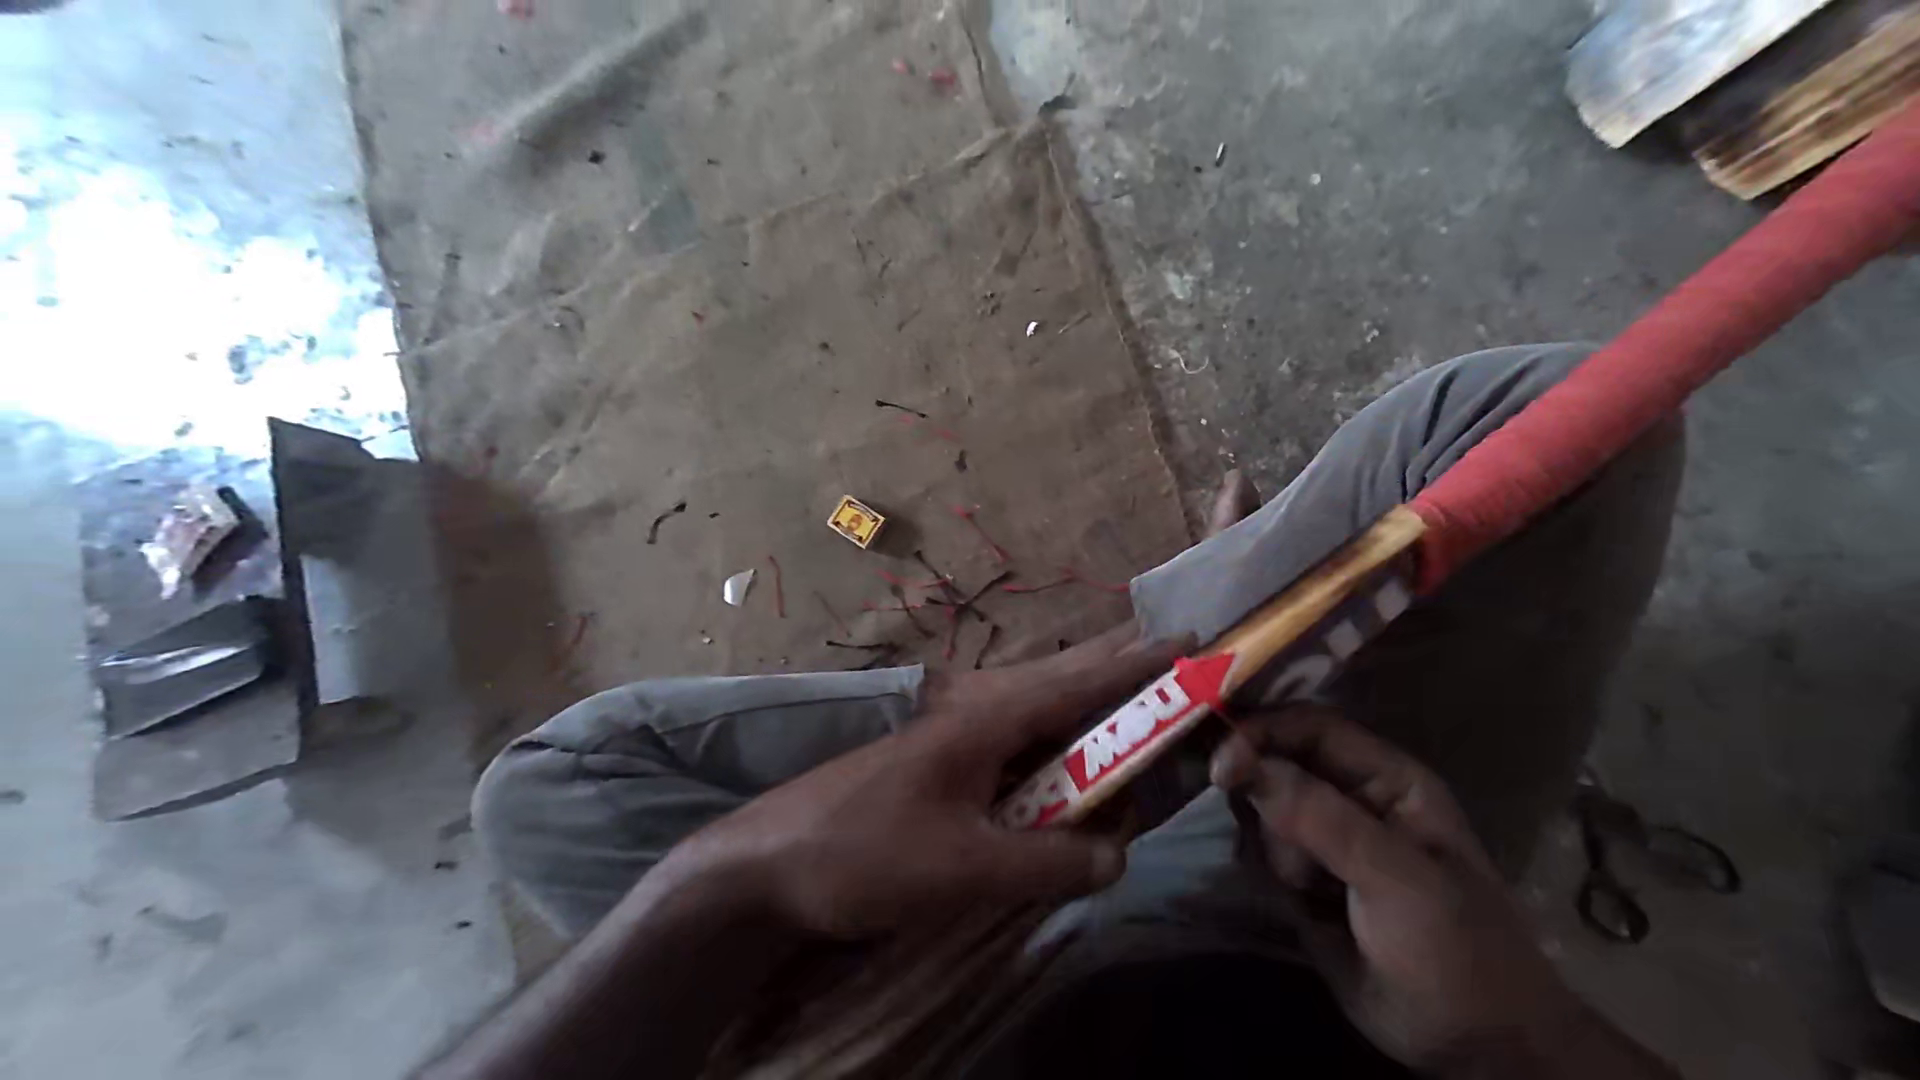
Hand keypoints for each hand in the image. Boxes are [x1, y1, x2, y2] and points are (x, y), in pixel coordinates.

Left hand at [661, 624, 1188, 938]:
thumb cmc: (865, 849)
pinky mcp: (949, 760)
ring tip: (1145, 705)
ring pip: (1045, 706)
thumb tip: (1118, 855)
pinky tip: (1077, 758)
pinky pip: (1023, 740)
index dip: (1141, 662)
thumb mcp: (963, 867)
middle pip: (1067, 676)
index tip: (1195, 642)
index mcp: (990, 714)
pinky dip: (1063, 741)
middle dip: (1126, 667)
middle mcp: (981, 708)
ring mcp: (962, 731)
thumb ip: (1047, 863)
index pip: (1083, 678)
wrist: (773, 857)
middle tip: (1183, 662)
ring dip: (1095, 702)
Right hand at [1210, 706, 1584, 1069]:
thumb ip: (1322, 817)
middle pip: (1275, 757)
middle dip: (1260, 792)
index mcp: (1385, 777)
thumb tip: (1241, 764)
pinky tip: (1295, 896)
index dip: (1263, 731)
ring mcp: (1320, 832)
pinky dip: (1260, 862)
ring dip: (1269, 841)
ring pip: (1260, 802)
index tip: (1222, 762)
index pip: (1310, 725)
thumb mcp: (1398, 879)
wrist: (1474, 1050)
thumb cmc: (1456, 951)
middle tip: (1271, 838)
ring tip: (1307, 890)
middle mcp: (1347, 793)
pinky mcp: (1298, 870)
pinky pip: (1256, 843)